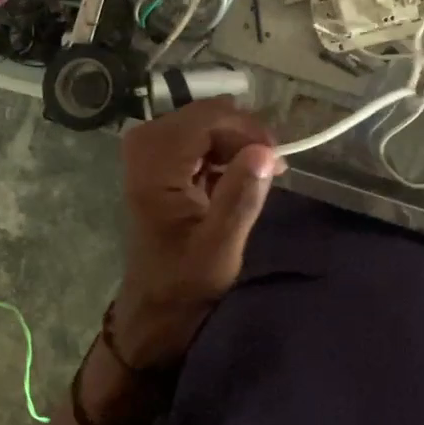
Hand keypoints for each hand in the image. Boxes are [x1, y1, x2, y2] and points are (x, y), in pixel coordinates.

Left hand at [113, 98, 285, 369]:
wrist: (154, 310)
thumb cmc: (184, 285)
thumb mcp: (220, 249)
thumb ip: (241, 198)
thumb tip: (264, 151)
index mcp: (154, 163)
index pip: (208, 118)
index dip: (247, 131)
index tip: (278, 159)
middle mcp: (145, 144)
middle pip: (206, 115)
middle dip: (243, 135)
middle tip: (274, 166)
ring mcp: (149, 149)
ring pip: (204, 122)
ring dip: (236, 143)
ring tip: (262, 174)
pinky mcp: (157, 159)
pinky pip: (197, 136)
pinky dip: (222, 151)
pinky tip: (237, 178)